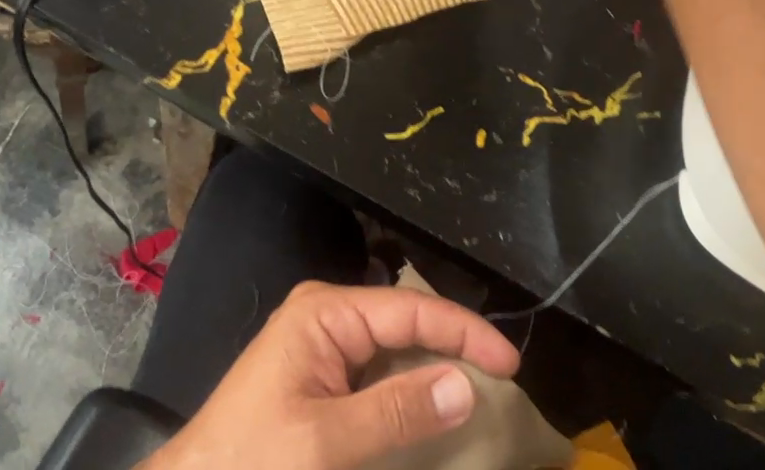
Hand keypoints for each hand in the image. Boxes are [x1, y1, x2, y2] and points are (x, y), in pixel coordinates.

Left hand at [141, 282, 520, 469]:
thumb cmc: (252, 460)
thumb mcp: (326, 441)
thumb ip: (396, 411)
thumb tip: (467, 386)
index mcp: (326, 313)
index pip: (412, 309)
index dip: (464, 332)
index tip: (511, 364)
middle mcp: (327, 315)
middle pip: (406, 320)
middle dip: (454, 343)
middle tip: (503, 378)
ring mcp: (323, 342)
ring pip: (396, 344)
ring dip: (435, 364)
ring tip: (480, 388)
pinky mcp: (322, 372)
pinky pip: (378, 368)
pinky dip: (410, 385)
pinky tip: (433, 402)